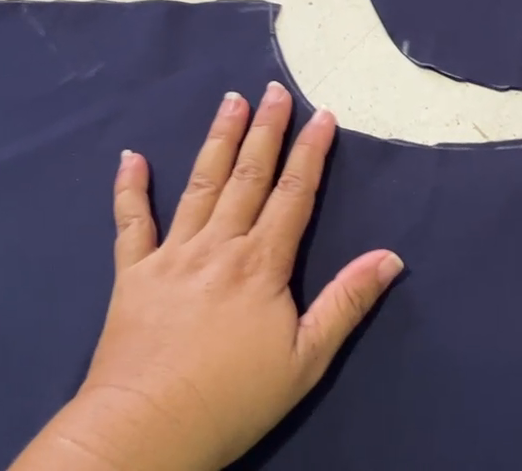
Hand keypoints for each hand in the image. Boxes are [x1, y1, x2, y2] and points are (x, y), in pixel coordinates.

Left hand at [10, 82, 403, 470]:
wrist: (144, 433)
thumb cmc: (232, 398)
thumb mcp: (306, 359)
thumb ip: (347, 302)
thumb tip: (391, 256)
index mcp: (262, 263)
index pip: (294, 194)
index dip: (310, 151)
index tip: (322, 113)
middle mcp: (220, 246)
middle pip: (248, 176)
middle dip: (265, 129)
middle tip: (273, 88)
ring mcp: (173, 255)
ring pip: (200, 185)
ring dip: (218, 139)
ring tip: (230, 100)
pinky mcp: (134, 274)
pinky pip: (132, 223)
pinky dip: (130, 189)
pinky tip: (132, 157)